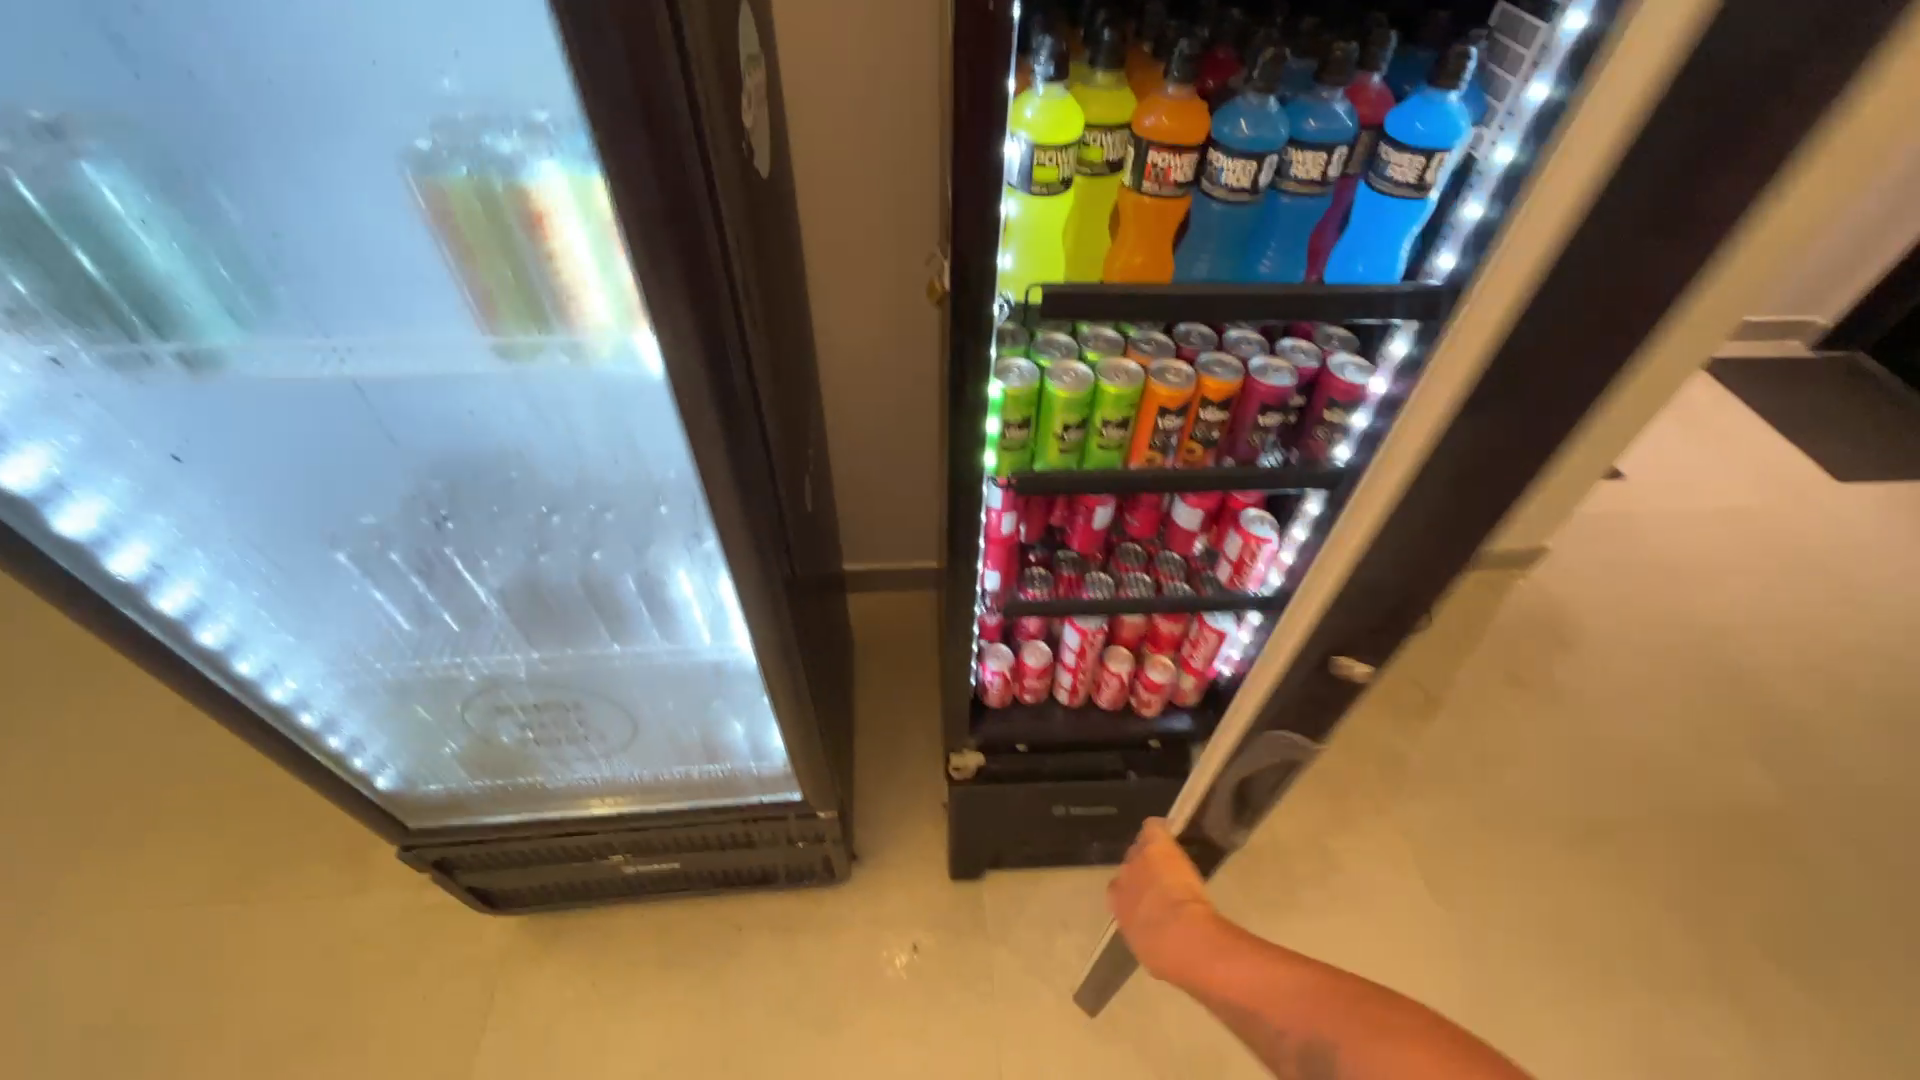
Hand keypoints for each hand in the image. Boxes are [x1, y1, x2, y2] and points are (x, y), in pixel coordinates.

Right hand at [1107, 818, 1220, 982]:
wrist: (1180, 936)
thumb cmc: (1165, 954)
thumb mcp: (1148, 949)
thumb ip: (1146, 935)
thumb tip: (1155, 941)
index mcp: (1118, 907)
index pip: (1119, 891)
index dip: (1135, 893)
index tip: (1149, 899)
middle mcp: (1122, 879)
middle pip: (1130, 866)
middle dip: (1143, 872)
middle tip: (1163, 880)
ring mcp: (1138, 861)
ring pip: (1141, 848)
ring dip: (1153, 854)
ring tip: (1168, 859)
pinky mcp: (1155, 846)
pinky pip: (1152, 828)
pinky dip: (1158, 830)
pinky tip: (1165, 831)